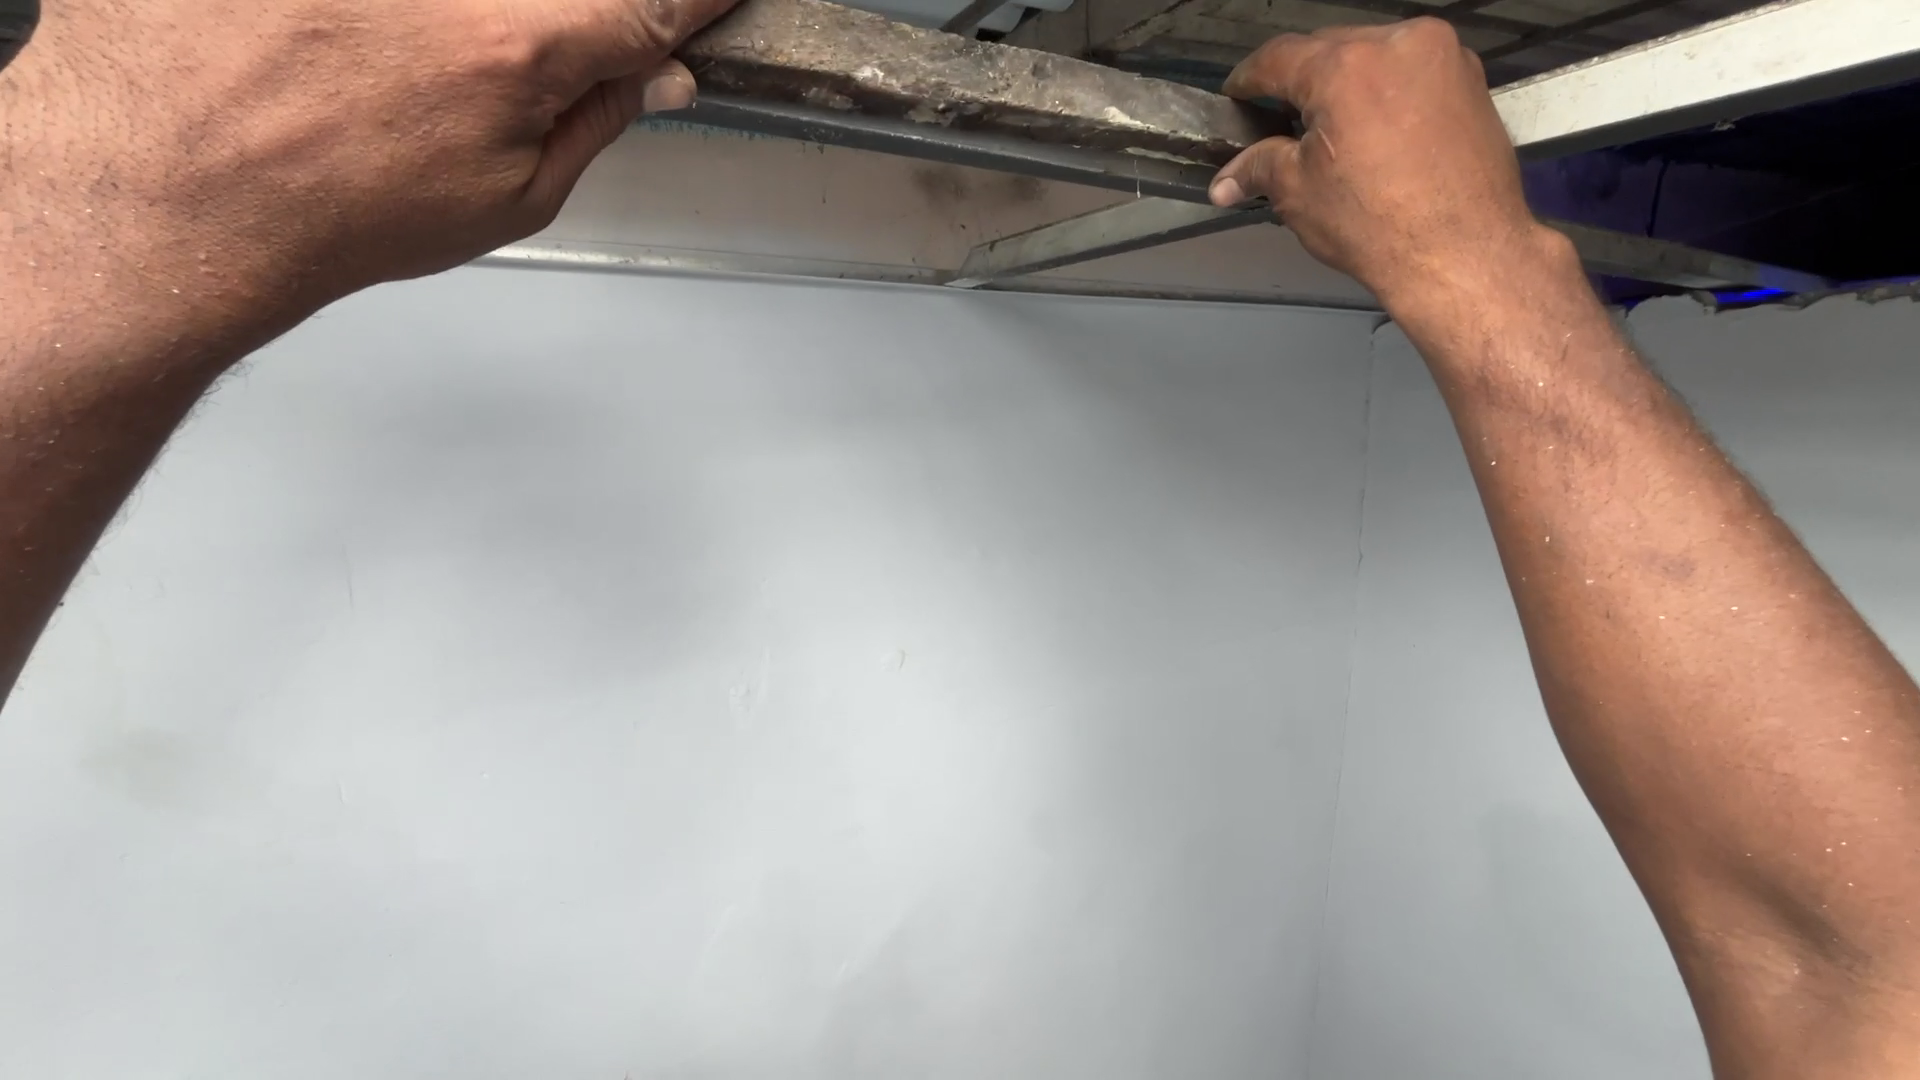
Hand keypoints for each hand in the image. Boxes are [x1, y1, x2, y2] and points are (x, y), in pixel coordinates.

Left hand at [2, 0, 736, 330]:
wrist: (180, 184)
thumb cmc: (356, 209)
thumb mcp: (515, 196)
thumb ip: (596, 119)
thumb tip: (662, 74)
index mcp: (517, 46)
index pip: (647, 3)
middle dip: (599, 14)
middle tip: (577, 56)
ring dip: (509, 29)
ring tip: (447, 85)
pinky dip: (441, 24)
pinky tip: (400, 50)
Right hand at [1209, 19, 1542, 306]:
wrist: (1459, 249)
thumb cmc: (1372, 223)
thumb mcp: (1297, 194)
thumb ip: (1258, 169)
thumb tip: (1223, 182)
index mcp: (1346, 67)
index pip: (1279, 57)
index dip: (1248, 78)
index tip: (1234, 95)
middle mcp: (1397, 43)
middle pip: (1329, 48)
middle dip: (1298, 81)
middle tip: (1276, 120)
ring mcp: (1440, 54)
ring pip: (1372, 54)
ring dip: (1342, 82)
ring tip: (1326, 126)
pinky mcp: (1468, 76)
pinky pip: (1408, 68)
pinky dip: (1381, 89)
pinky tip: (1370, 129)